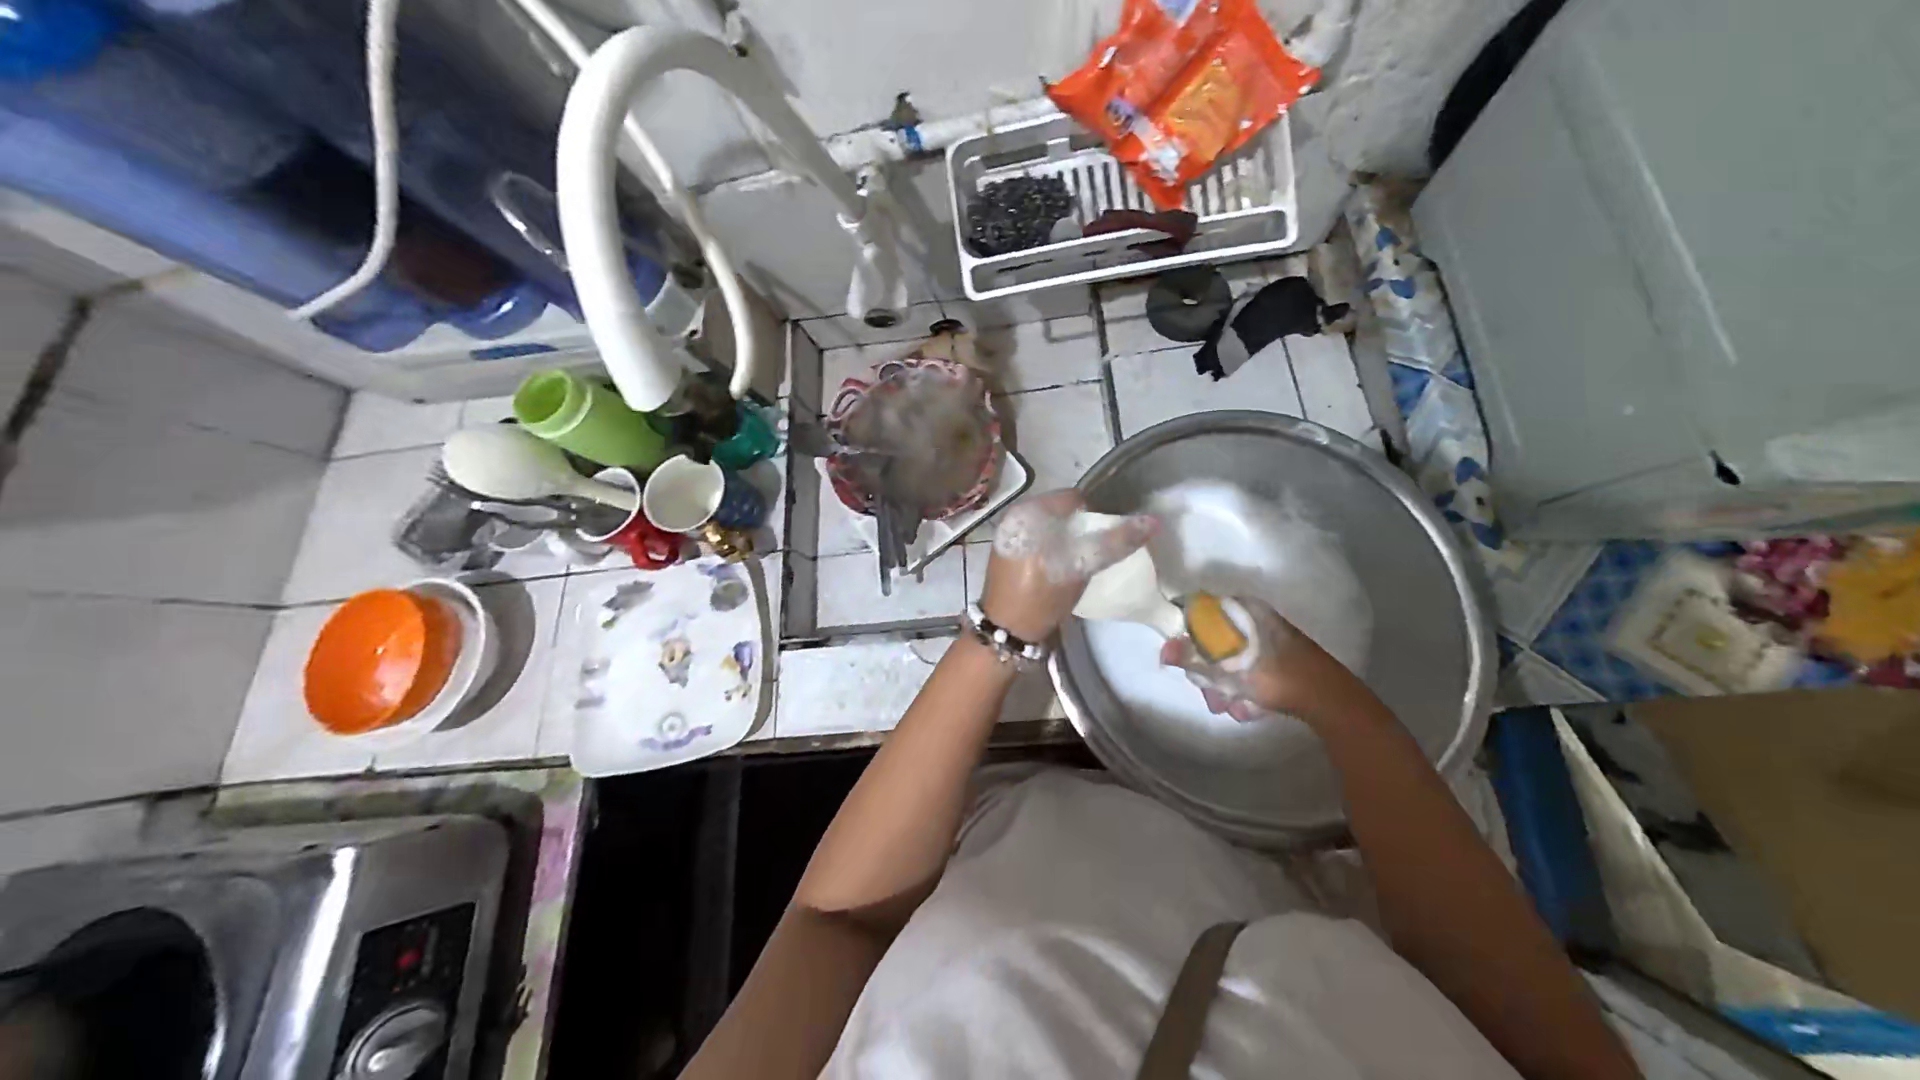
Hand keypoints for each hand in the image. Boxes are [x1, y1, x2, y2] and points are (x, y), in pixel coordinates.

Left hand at [980, 490, 1155, 641]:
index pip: (1074, 499)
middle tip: (1102, 549)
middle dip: (1084, 528)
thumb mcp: (1080, 567)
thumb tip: (1151, 523)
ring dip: (1071, 541)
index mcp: (1029, 512)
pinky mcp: (1010, 556)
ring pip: (1053, 529)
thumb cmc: (1041, 595)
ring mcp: (1011, 537)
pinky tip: (1067, 568)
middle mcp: (1016, 517)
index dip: (1097, 513)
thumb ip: (1114, 542)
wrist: (1006, 633)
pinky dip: (1057, 550)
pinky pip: (1041, 542)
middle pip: (1063, 514)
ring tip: (1087, 560)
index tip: (1111, 534)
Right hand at [1158, 597, 1366, 724]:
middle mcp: (1257, 620)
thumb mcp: (1231, 671)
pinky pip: (1249, 671)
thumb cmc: (1280, 679)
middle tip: (1211, 696)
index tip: (1183, 659)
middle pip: (1216, 641)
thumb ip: (1194, 660)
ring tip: (1228, 709)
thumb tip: (1163, 651)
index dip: (1187, 634)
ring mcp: (1269, 641)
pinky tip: (1247, 709)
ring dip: (1224, 686)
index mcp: (1247, 610)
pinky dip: (1243, 689)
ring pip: (1232, 660)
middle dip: (1209, 673)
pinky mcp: (1279, 661)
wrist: (1333, 703)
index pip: (1204, 611)